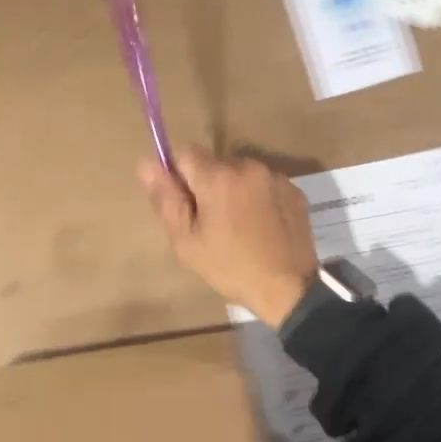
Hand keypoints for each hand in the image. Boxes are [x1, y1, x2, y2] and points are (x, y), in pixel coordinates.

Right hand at [139, 148, 318, 328]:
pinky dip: (259, 199)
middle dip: (209, 185)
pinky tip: (262, 227)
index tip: (187, 205)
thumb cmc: (230, 268)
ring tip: (240, 228)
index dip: (180, 177)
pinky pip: (265, 185)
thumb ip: (166, 198)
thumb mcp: (187, 241)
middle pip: (215, 163)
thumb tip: (146, 163)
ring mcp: (276, 177)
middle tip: (213, 224)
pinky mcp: (295, 191)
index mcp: (218, 177)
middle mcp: (248, 166)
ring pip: (242, 173)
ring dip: (235, 191)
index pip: (185, 152)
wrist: (288, 289)